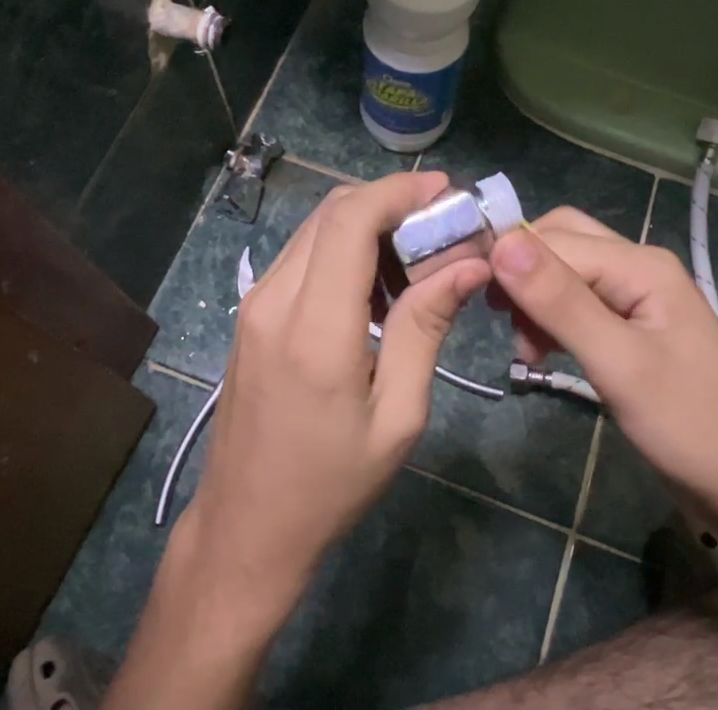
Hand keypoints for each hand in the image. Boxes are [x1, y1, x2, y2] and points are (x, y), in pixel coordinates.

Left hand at [177, 172, 490, 621]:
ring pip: (315, 231)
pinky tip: (378, 288)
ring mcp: (253, 305)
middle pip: (331, 213)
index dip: (399, 192)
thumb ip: (426, 328)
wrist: (248, 525)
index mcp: (314, 328)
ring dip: (368, 227)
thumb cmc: (332, 484)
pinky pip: (301, 259)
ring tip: (420, 260)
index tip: (447, 191)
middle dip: (391, 204)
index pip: (350, 221)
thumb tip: (469, 264)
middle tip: (445, 227)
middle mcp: (274, 300)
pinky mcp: (250, 316)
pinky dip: (343, 252)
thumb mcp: (397, 416)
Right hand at [488, 208, 717, 516]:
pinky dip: (555, 319)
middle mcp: (641, 268)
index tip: (471, 302)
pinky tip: (545, 352)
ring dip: (536, 299)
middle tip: (498, 321)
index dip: (508, 262)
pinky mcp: (636, 330)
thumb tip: (501, 244)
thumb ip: (560, 301)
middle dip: (522, 274)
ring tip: (526, 349)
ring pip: (569, 273)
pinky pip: (582, 304)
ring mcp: (641, 299)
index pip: (554, 239)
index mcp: (642, 265)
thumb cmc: (689, 427)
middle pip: (562, 243)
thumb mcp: (618, 364)